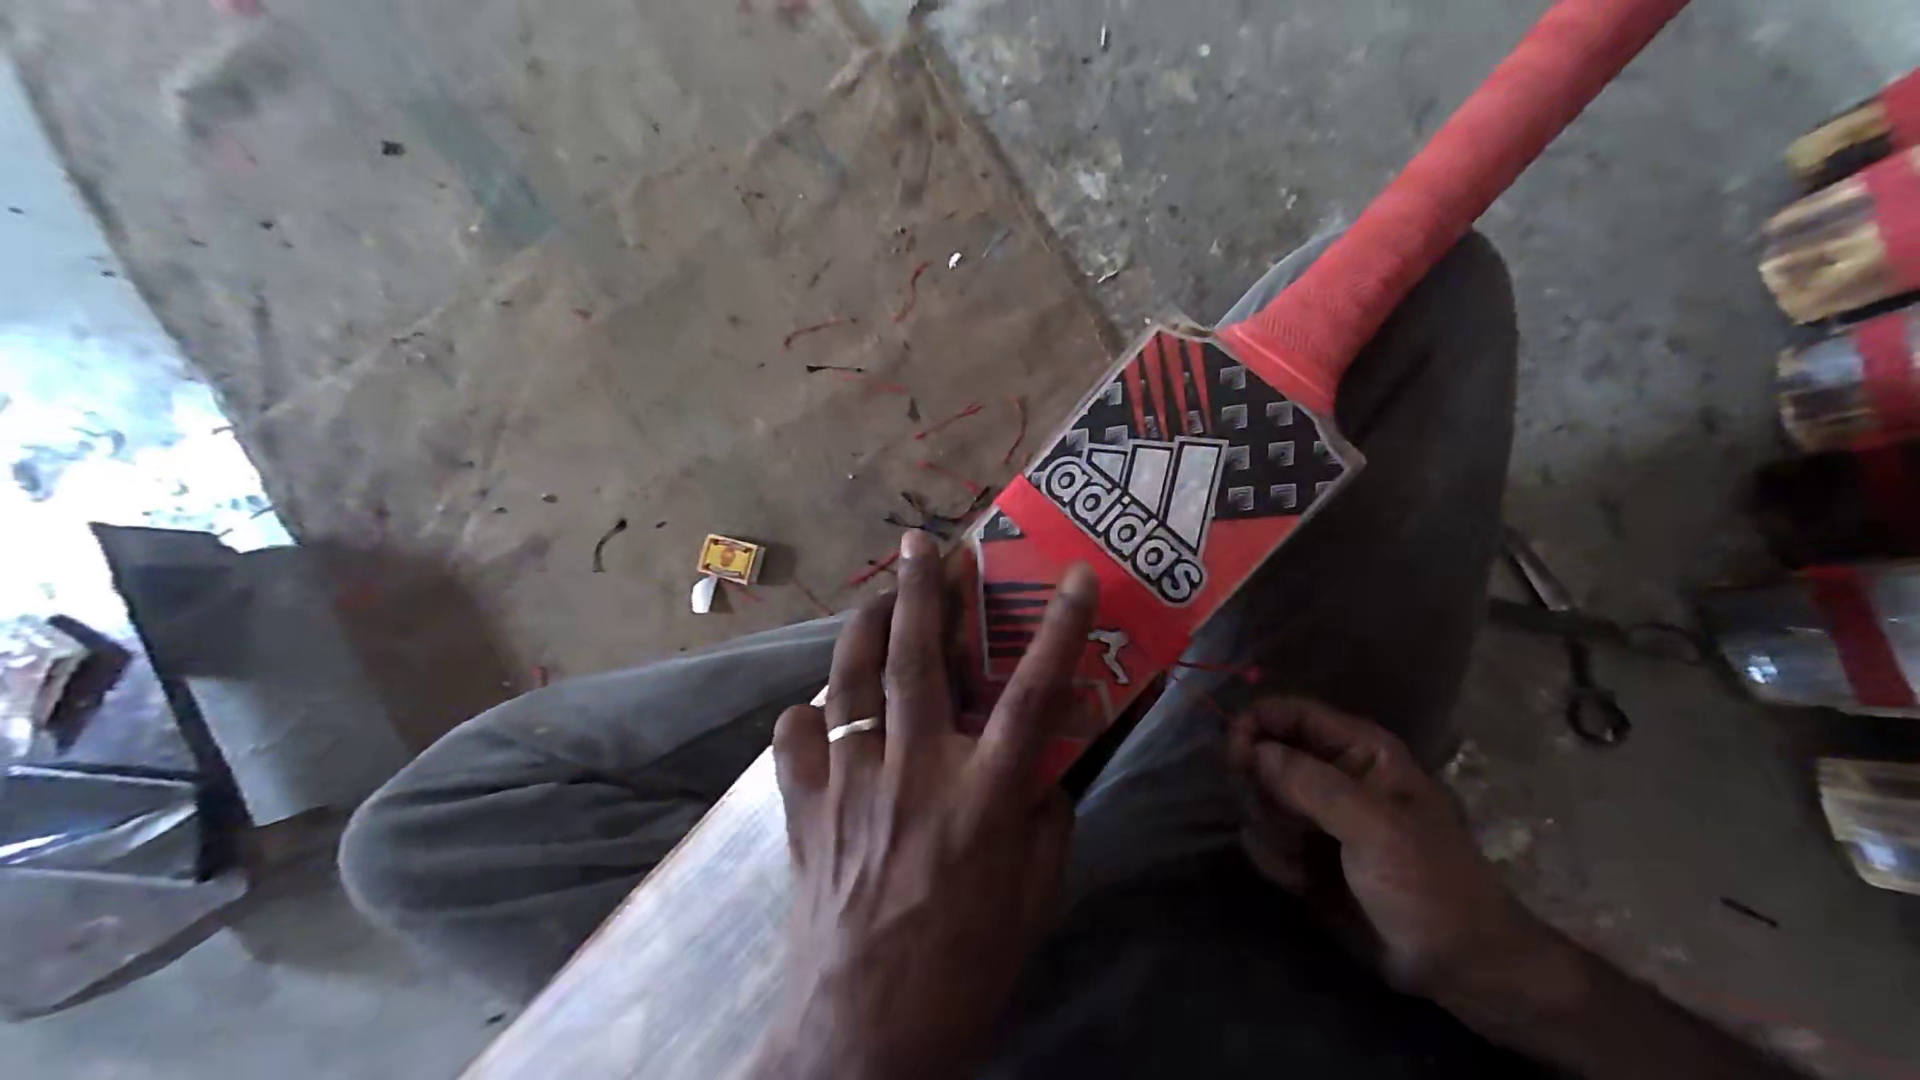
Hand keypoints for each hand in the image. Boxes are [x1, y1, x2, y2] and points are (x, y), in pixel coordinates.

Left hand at [751, 530, 1098, 1079]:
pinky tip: (823, 711)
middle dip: (923, 592)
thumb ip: (1043, 819)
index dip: (1060, 630)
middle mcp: (916, 775)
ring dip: (866, 625)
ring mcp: (851, 786)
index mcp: (983, 800)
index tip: (1075, 576)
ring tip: (879, 592)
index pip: (1033, 696)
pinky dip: (810, 713)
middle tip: (922, 543)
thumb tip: (1040, 763)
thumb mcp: (1033, 897)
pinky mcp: (804, 807)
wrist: (862, 1035)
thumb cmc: (964, 967)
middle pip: (920, 661)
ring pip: (852, 680)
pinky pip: (797, 736)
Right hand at [1226, 697, 1555, 1002]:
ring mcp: (1316, 814)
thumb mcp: (1377, 829)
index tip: (1233, 755)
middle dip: (1262, 789)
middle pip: (1264, 754)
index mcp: (1359, 750)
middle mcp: (1333, 773)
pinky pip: (1261, 838)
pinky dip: (1273, 858)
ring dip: (1270, 829)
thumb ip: (1312, 784)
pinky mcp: (1303, 851)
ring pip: (1258, 798)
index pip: (1290, 713)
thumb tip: (1253, 751)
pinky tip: (1302, 881)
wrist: (1461, 969)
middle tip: (1283, 824)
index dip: (1256, 724)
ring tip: (1302, 859)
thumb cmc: (1431, 886)